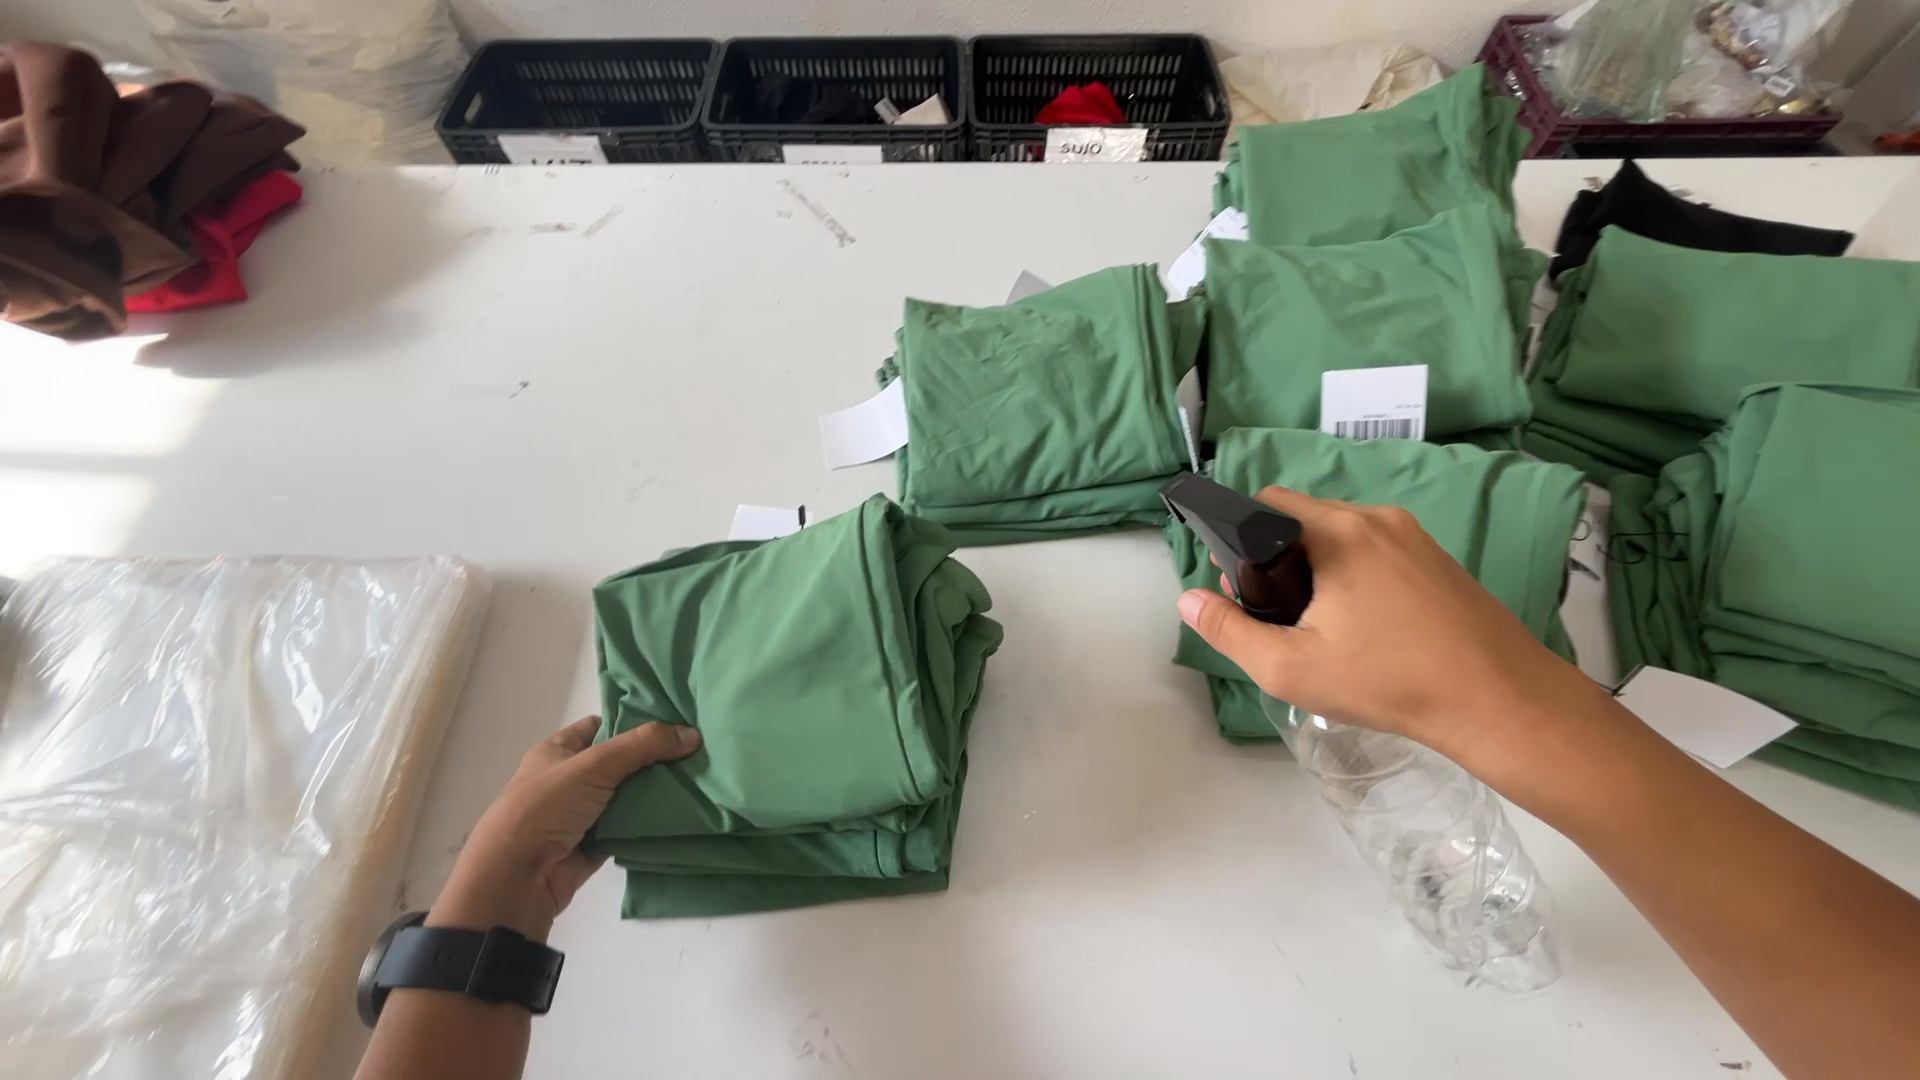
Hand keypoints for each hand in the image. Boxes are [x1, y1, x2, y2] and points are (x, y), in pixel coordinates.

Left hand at [428, 716, 700, 941]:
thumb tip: (693, 734)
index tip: (677, 716)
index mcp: (558, 751)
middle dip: (657, 754)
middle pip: (623, 759)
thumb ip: (643, 745)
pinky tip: (687, 806)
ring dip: (660, 787)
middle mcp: (571, 778)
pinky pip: (633, 823)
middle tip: (700, 745)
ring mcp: (584, 812)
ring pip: (631, 792)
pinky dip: (654, 818)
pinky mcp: (597, 841)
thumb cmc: (545, 809)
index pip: (603, 725)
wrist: (516, 882)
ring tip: (703, 773)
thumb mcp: (594, 765)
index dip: (636, 718)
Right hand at [1176, 486, 1597, 770]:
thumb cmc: (1389, 682)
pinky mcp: (1438, 560)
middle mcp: (1376, 519)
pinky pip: (1373, 548)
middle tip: (1272, 612)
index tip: (1239, 585)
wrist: (1504, 705)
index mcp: (1338, 532)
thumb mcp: (1290, 667)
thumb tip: (1188, 598)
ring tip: (1314, 621)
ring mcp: (1414, 537)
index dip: (1239, 538)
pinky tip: (1359, 622)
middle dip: (1273, 555)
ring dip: (1312, 564)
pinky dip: (1349, 572)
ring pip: (1338, 533)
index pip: (1266, 503)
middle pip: (1300, 517)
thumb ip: (1227, 630)